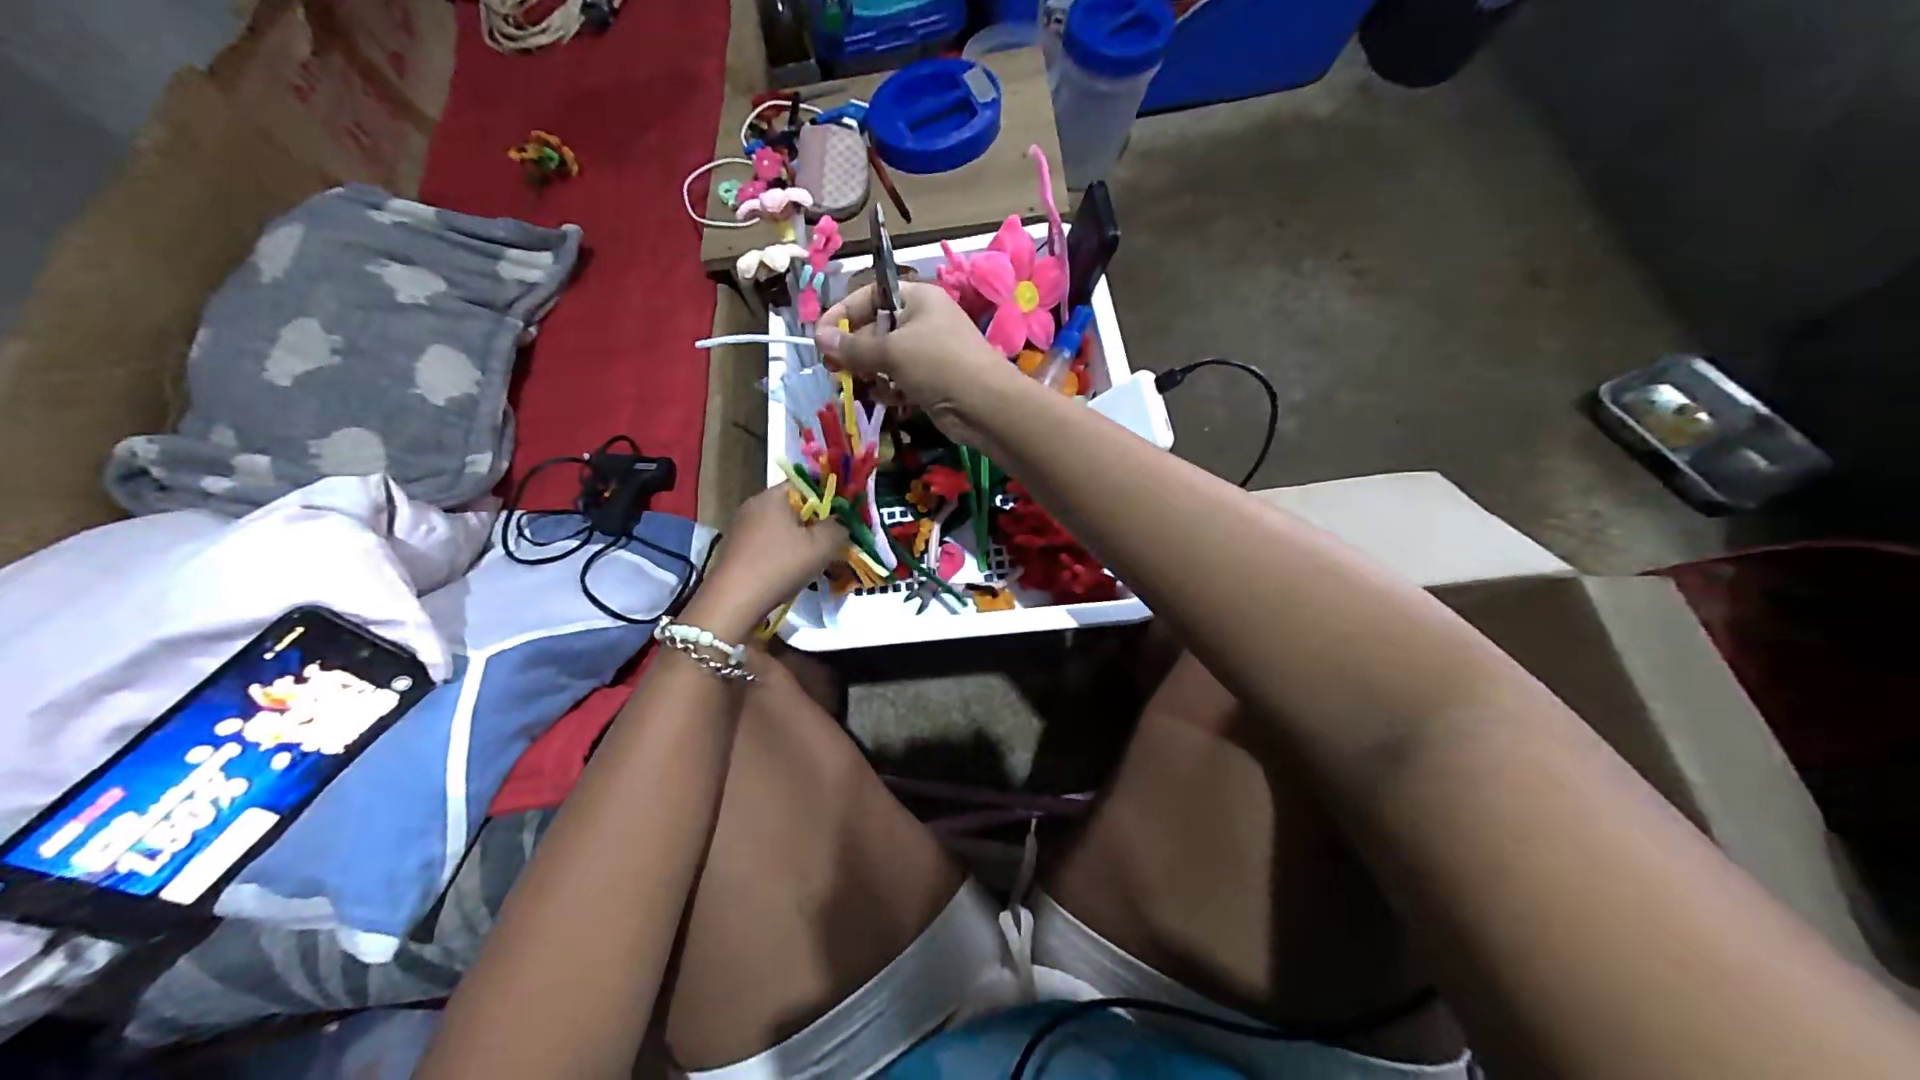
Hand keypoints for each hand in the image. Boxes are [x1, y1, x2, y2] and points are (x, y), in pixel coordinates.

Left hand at [692, 484, 847, 629]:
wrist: (733, 602)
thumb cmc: (780, 565)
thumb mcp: (822, 546)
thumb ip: (839, 528)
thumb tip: (842, 524)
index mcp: (773, 496)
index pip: (807, 484)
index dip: (829, 498)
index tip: (844, 517)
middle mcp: (753, 505)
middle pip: (794, 506)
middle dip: (816, 523)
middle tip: (835, 542)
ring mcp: (741, 528)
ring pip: (781, 527)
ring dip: (801, 540)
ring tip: (817, 560)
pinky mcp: (736, 549)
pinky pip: (768, 543)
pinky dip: (783, 553)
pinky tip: (792, 571)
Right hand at [815, 282, 1019, 444]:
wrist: (985, 406)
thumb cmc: (939, 364)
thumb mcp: (891, 351)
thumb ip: (853, 346)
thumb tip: (819, 337)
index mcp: (917, 299)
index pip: (870, 296)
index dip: (843, 313)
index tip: (821, 336)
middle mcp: (923, 321)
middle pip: (875, 329)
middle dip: (853, 349)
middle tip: (833, 368)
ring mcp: (928, 353)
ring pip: (885, 359)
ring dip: (869, 372)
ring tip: (856, 385)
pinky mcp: (931, 381)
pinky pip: (899, 380)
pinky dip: (889, 389)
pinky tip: (883, 398)